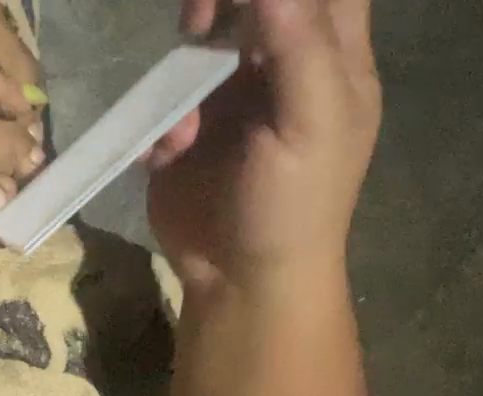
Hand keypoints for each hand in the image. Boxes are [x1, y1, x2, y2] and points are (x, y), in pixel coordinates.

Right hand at [144, 0, 380, 291]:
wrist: (240, 281)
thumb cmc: (294, 206)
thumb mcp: (312, 123)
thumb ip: (299, 46)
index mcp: (327, 56)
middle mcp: (276, 66)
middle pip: (251, 0)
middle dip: (220, 3)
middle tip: (199, 26)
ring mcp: (224, 101)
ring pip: (198, 46)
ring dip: (181, 66)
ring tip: (183, 119)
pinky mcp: (180, 136)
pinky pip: (159, 104)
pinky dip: (155, 121)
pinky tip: (166, 155)